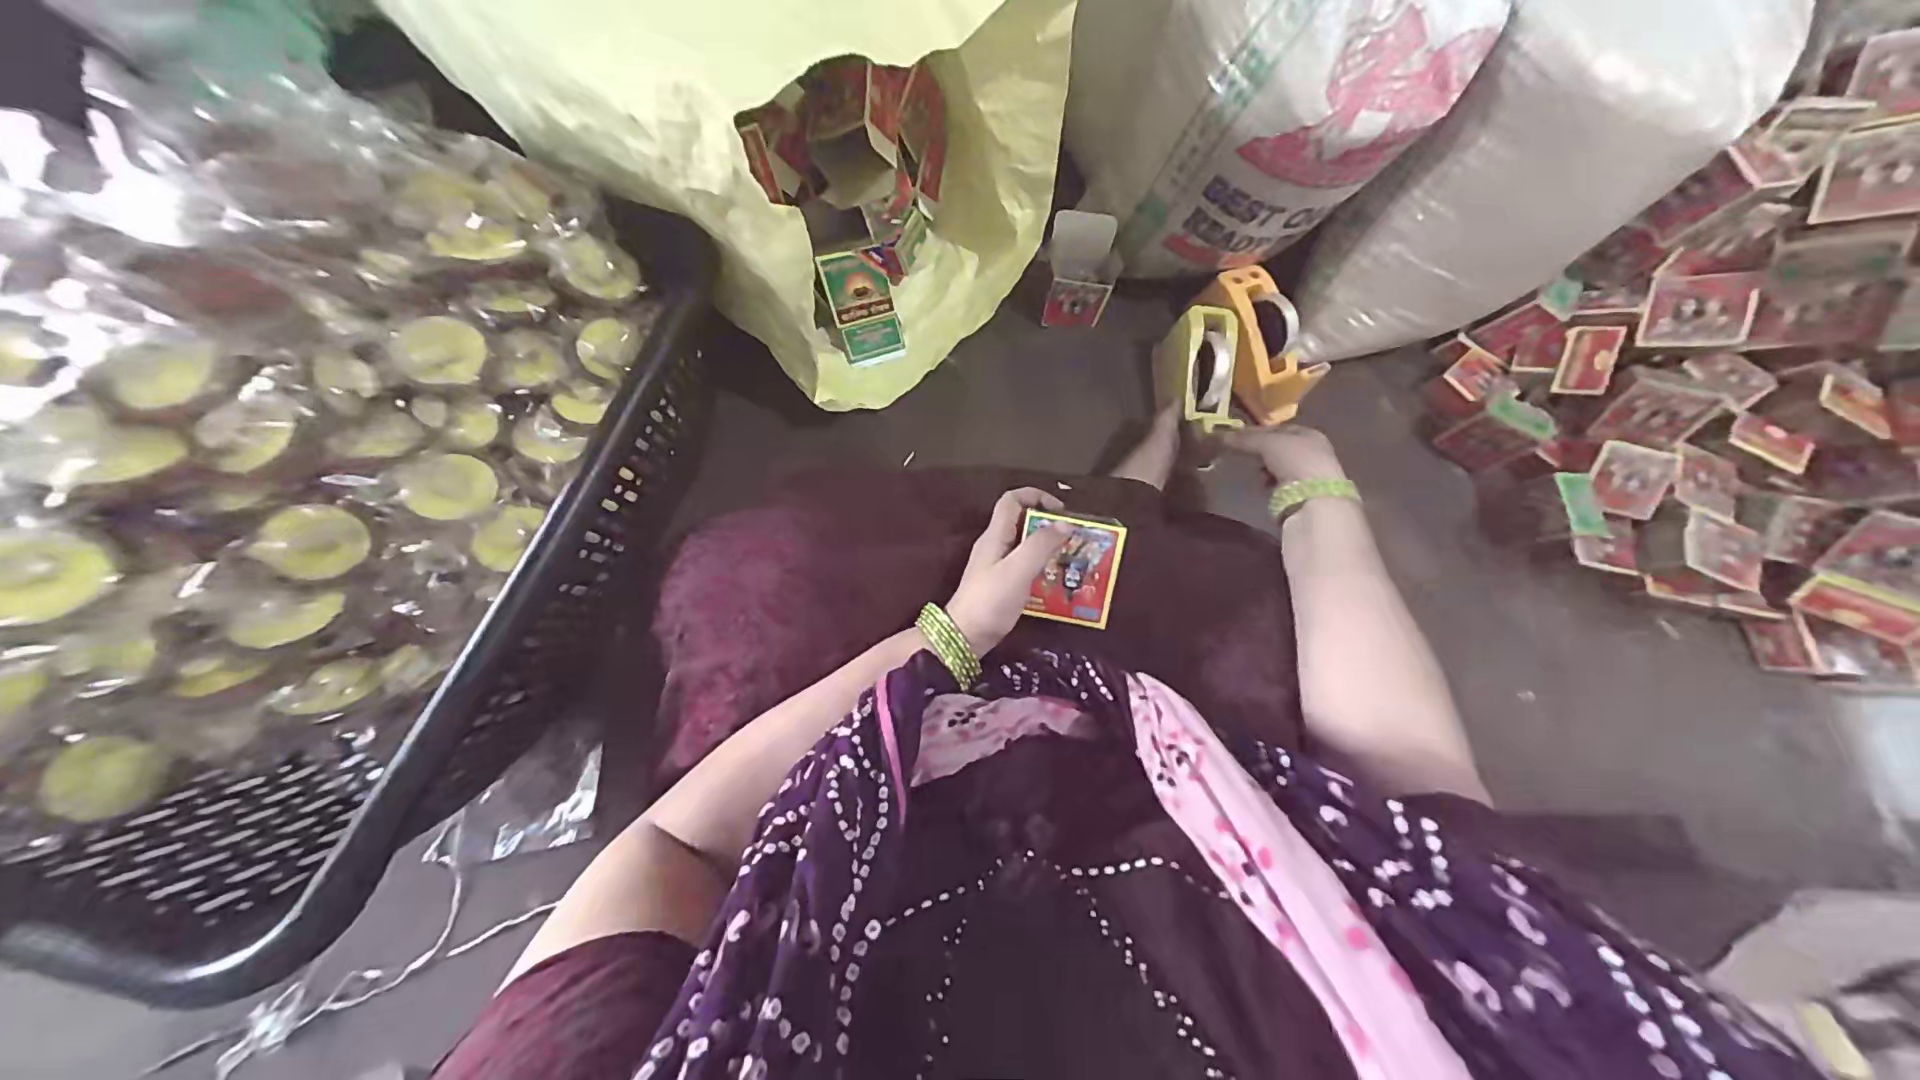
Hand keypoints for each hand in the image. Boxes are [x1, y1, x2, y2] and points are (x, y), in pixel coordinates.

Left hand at [944, 488, 1073, 654]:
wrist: (964, 637)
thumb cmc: (990, 601)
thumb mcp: (1018, 570)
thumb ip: (1040, 545)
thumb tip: (1064, 523)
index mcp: (995, 535)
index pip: (1012, 499)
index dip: (1037, 496)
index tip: (1061, 511)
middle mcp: (994, 545)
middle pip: (1021, 521)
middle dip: (1048, 525)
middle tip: (1073, 539)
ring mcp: (995, 565)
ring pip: (1024, 545)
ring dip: (1047, 547)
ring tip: (1070, 559)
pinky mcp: (999, 584)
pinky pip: (1024, 565)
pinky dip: (1041, 567)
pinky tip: (1055, 581)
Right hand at [1223, 424, 1346, 485]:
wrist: (1312, 495)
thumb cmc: (1294, 460)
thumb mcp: (1267, 443)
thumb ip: (1246, 439)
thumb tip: (1222, 436)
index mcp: (1309, 434)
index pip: (1278, 428)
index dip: (1257, 431)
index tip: (1237, 436)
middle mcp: (1311, 450)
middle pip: (1277, 447)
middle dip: (1259, 450)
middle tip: (1242, 453)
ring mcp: (1307, 471)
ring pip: (1277, 464)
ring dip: (1264, 467)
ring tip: (1254, 471)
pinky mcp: (1302, 490)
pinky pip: (1279, 481)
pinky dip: (1269, 482)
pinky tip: (1263, 484)